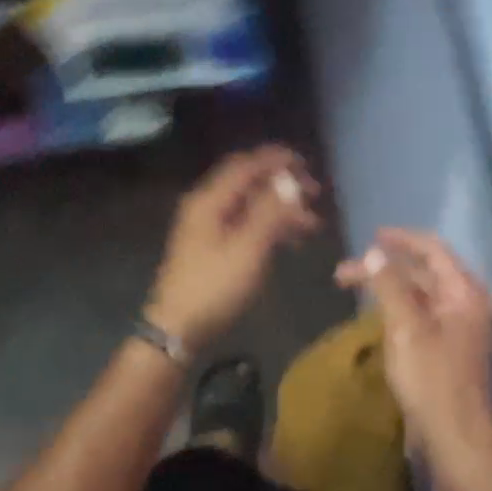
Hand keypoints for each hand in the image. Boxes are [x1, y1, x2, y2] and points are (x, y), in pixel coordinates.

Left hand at [145, 146, 320, 351]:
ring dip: (280, 209)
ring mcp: (208, 228)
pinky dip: (269, 227)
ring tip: (312, 224)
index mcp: (210, 201)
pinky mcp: (213, 248)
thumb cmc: (214, 288)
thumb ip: (270, 212)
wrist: (177, 330)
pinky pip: (246, 225)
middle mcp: (207, 207)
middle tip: (314, 194)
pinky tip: (291, 240)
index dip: (276, 160)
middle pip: (248, 183)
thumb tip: (290, 181)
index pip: (246, 166)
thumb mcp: (248, 249)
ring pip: (250, 206)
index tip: (307, 163)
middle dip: (283, 185)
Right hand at [337, 229, 491, 463]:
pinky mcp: (445, 346)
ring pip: (419, 294)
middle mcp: (464, 302)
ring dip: (387, 288)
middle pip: (423, 272)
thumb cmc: (432, 378)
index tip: (371, 236)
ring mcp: (456, 326)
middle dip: (384, 268)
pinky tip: (373, 313)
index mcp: (464, 292)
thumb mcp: (407, 328)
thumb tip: (375, 252)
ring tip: (351, 288)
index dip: (401, 240)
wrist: (454, 434)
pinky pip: (419, 314)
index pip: (433, 250)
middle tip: (344, 274)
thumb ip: (391, 286)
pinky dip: (396, 307)